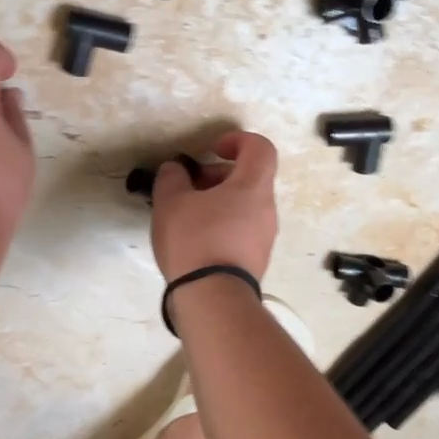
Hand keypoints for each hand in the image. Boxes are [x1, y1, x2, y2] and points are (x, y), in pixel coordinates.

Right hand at [150, 131, 279, 280]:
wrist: (212, 298)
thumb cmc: (194, 240)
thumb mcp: (171, 202)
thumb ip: (172, 178)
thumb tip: (176, 170)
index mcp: (253, 187)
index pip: (260, 148)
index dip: (237, 141)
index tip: (212, 149)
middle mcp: (267, 209)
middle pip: (250, 179)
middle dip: (219, 176)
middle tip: (189, 188)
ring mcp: (264, 237)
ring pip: (245, 206)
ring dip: (219, 203)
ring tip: (187, 217)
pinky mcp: (255, 260)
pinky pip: (241, 230)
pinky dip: (222, 225)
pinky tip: (195, 241)